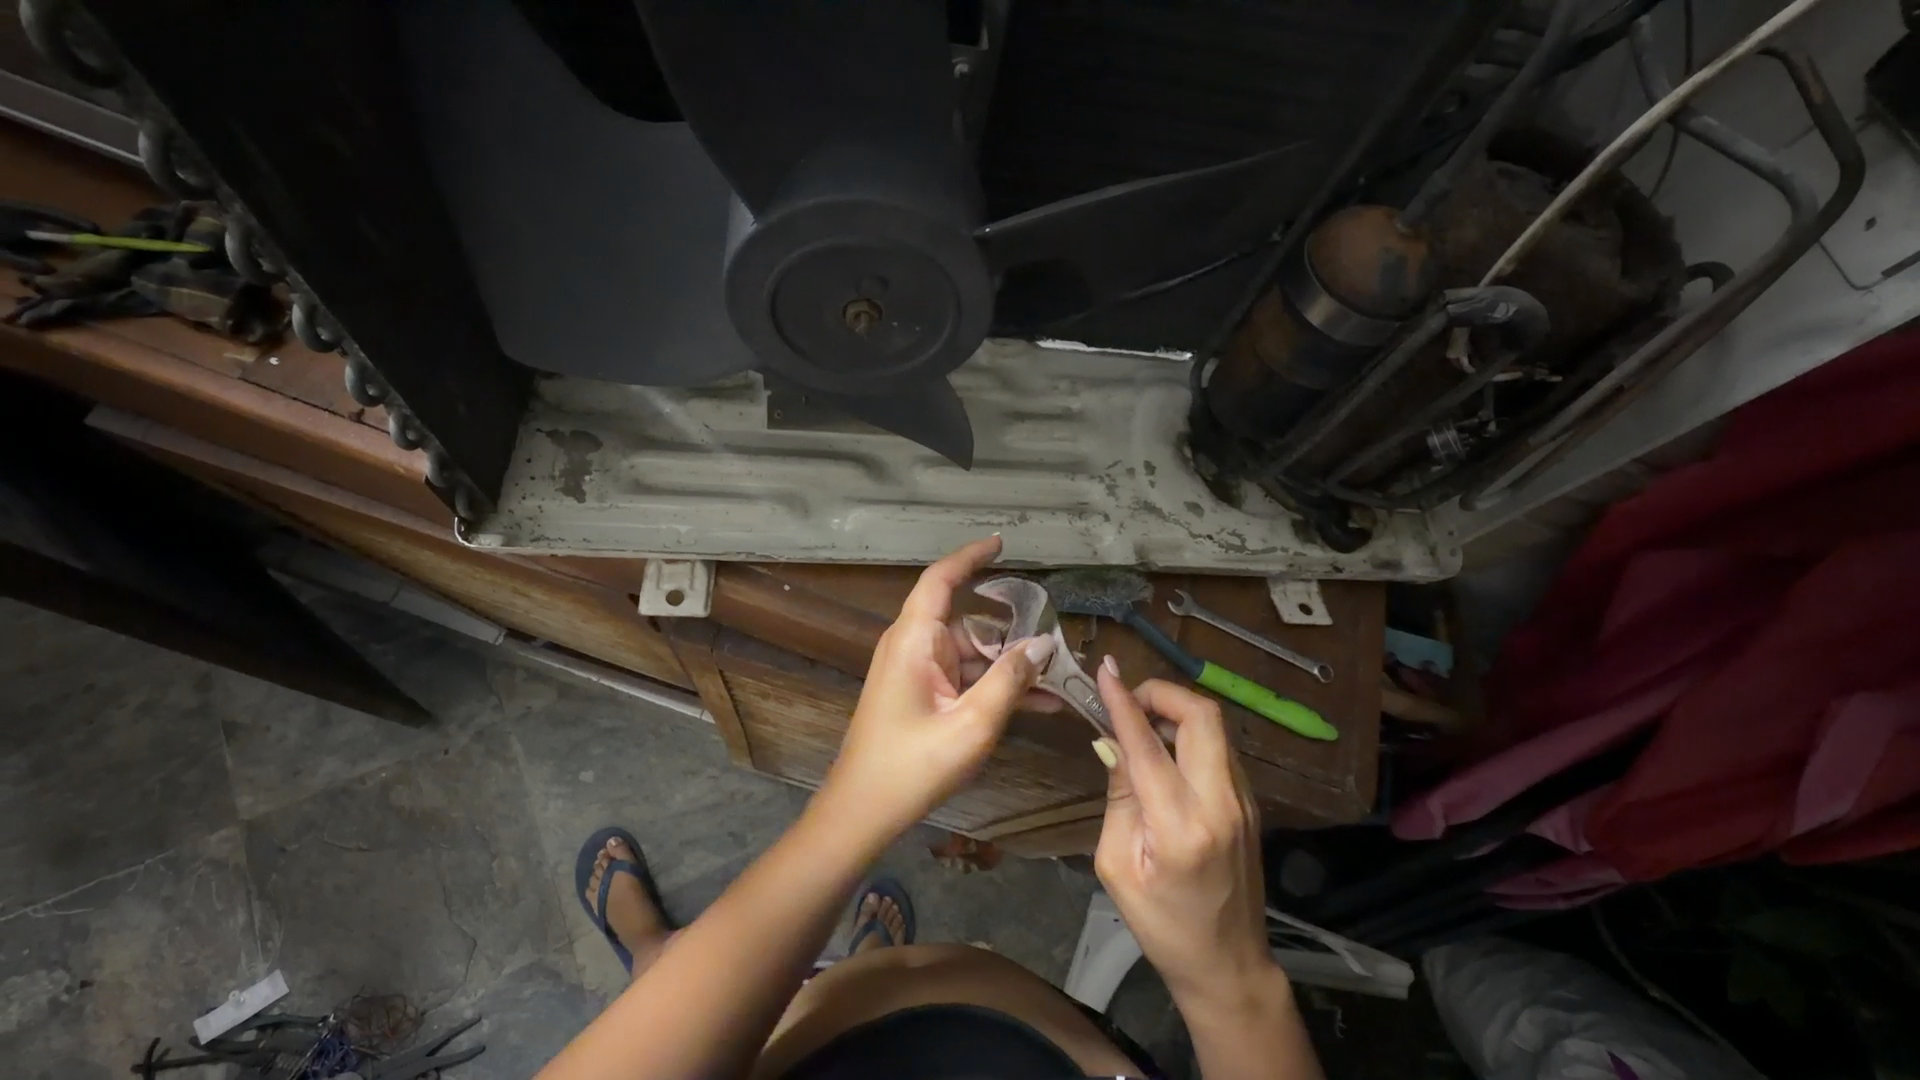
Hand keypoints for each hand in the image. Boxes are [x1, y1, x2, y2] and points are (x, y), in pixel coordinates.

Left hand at [820, 536, 1054, 840]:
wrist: (863, 811)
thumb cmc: (912, 766)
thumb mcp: (972, 724)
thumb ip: (1010, 680)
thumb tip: (1043, 643)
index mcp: (915, 640)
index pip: (941, 579)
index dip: (970, 557)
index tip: (1001, 544)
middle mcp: (912, 646)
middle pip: (969, 623)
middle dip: (1013, 633)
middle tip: (1060, 647)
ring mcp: (916, 671)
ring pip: (972, 654)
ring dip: (1010, 668)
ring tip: (1059, 682)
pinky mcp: (921, 694)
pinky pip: (964, 679)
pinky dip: (994, 687)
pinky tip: (1039, 703)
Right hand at [1092, 668, 1277, 1004]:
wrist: (1228, 963)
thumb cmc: (1162, 924)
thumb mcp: (1117, 866)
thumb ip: (1119, 797)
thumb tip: (1113, 743)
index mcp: (1181, 825)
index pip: (1147, 744)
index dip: (1123, 701)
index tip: (1105, 671)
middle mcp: (1221, 802)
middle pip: (1202, 715)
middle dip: (1162, 692)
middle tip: (1128, 699)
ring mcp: (1244, 800)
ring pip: (1215, 727)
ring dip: (1177, 711)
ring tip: (1141, 725)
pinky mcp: (1250, 803)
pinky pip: (1220, 749)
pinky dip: (1190, 734)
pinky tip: (1166, 752)